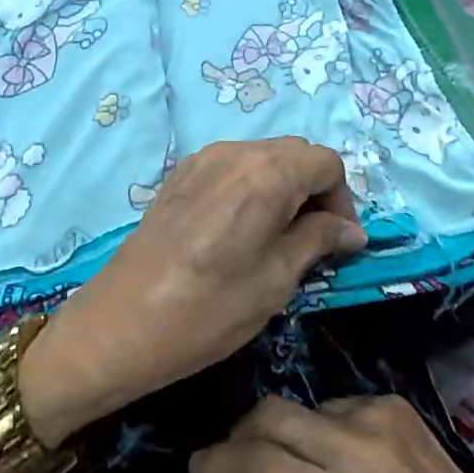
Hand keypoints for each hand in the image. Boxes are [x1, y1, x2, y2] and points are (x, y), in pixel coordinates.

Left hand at [18, 138, 366, 446]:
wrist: (122, 321)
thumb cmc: (209, 308)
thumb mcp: (276, 279)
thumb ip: (317, 240)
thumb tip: (351, 229)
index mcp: (264, 172)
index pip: (325, 161)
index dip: (342, 199)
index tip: (340, 242)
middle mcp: (232, 151)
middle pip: (294, 153)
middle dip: (314, 190)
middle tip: (315, 241)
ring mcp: (200, 159)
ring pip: (261, 158)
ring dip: (283, 188)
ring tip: (279, 239)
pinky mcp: (179, 175)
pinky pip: (231, 167)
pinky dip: (251, 187)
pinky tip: (241, 230)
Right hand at [191, 396, 473, 472]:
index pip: (259, 468)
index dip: (217, 466)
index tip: (196, 470)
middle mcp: (359, 450)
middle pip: (269, 416)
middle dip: (238, 437)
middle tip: (230, 462)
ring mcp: (379, 418)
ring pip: (299, 408)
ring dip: (283, 435)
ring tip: (289, 467)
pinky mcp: (395, 404)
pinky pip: (335, 406)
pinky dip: (322, 429)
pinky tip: (337, 458)